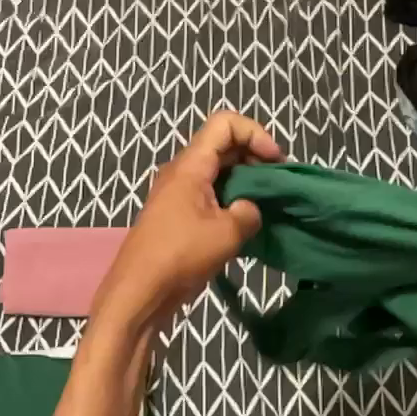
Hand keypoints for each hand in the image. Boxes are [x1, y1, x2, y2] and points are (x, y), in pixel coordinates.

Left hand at [93, 110, 282, 329]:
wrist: (139, 291)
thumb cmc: (181, 256)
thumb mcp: (227, 234)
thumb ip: (249, 212)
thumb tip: (249, 210)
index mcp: (190, 166)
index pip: (225, 124)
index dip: (255, 134)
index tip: (275, 162)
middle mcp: (181, 172)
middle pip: (222, 145)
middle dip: (254, 157)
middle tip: (277, 184)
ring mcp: (177, 194)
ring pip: (217, 172)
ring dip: (244, 182)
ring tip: (266, 205)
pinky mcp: (177, 216)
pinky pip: (209, 195)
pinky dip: (231, 201)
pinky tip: (245, 224)